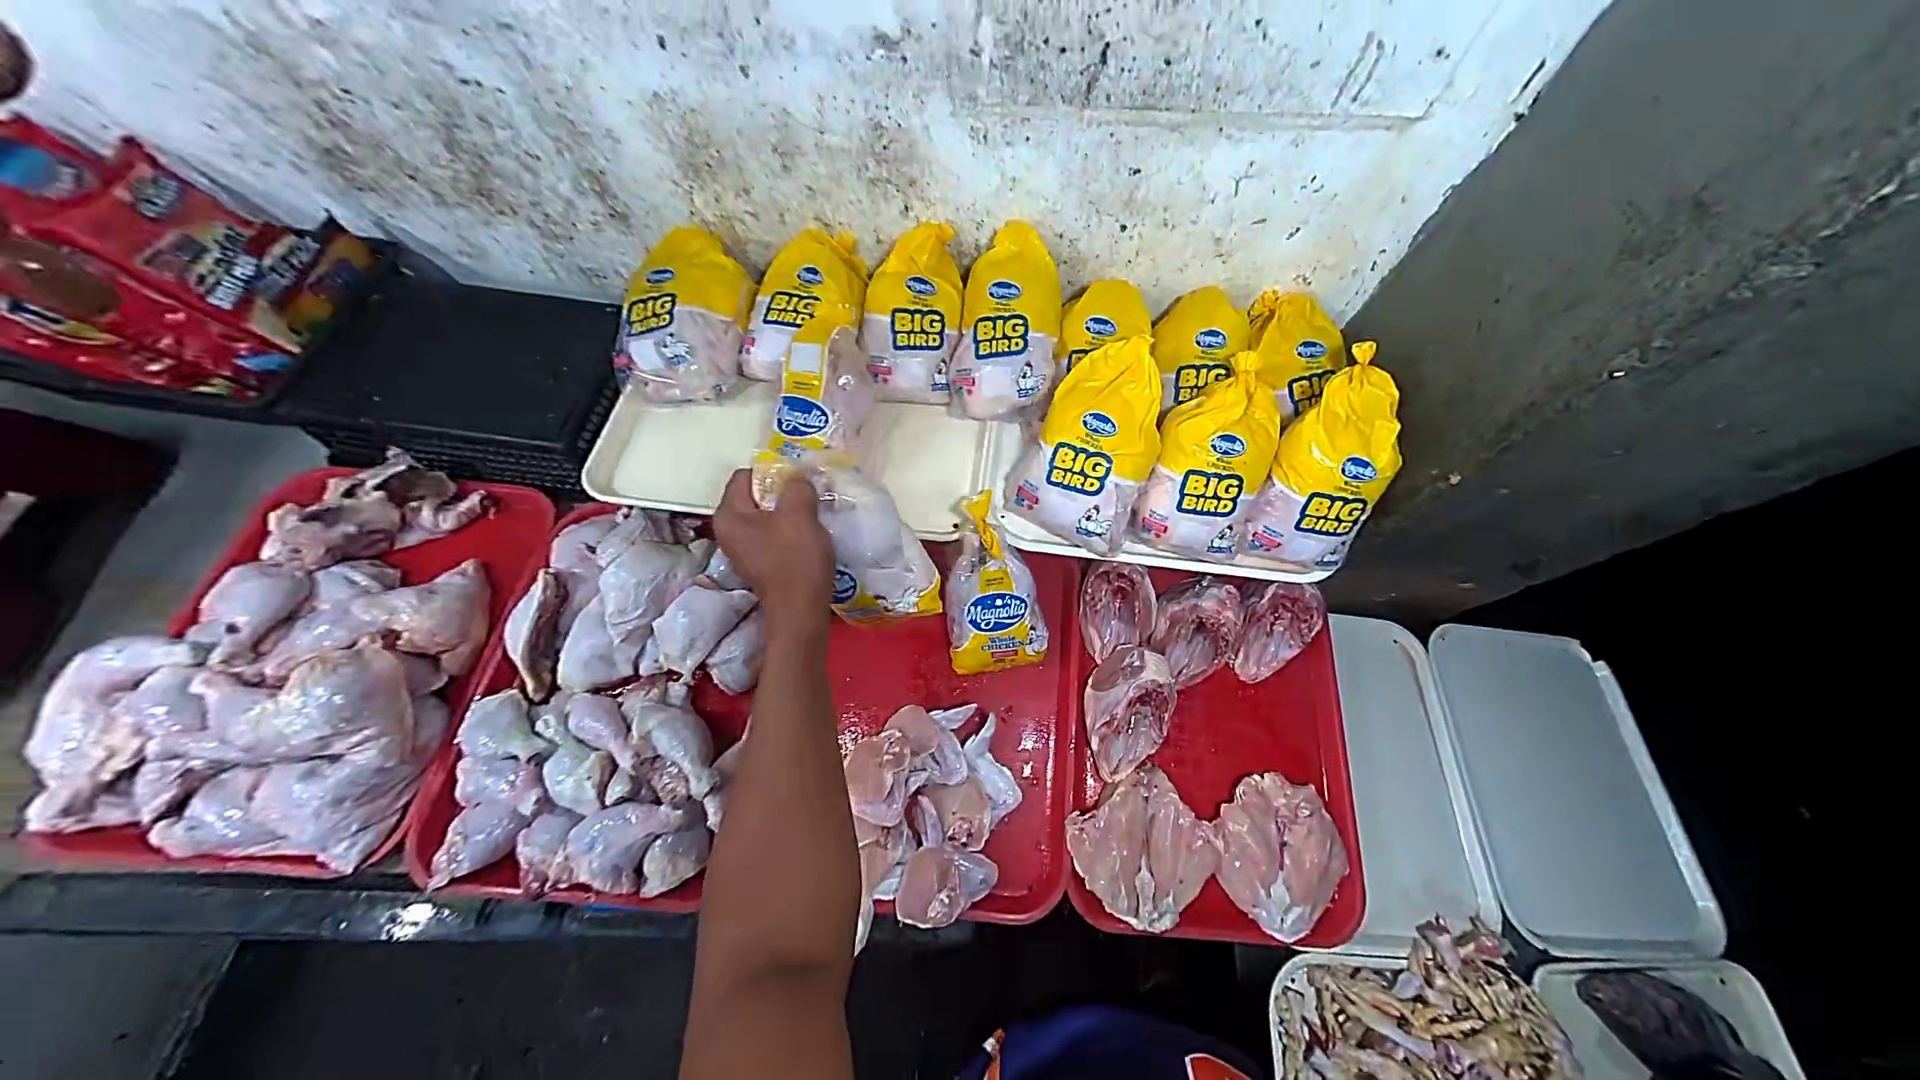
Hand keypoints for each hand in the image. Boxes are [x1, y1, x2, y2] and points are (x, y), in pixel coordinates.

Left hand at [713, 468, 833, 622]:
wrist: (801, 609)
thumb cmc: (795, 558)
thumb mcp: (799, 512)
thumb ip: (797, 486)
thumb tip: (798, 479)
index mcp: (728, 516)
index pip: (744, 476)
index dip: (771, 473)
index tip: (796, 480)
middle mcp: (727, 532)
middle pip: (753, 497)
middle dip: (780, 493)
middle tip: (806, 496)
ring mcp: (742, 551)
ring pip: (765, 518)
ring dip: (787, 513)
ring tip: (810, 516)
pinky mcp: (759, 565)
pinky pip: (771, 537)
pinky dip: (788, 532)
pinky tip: (806, 537)